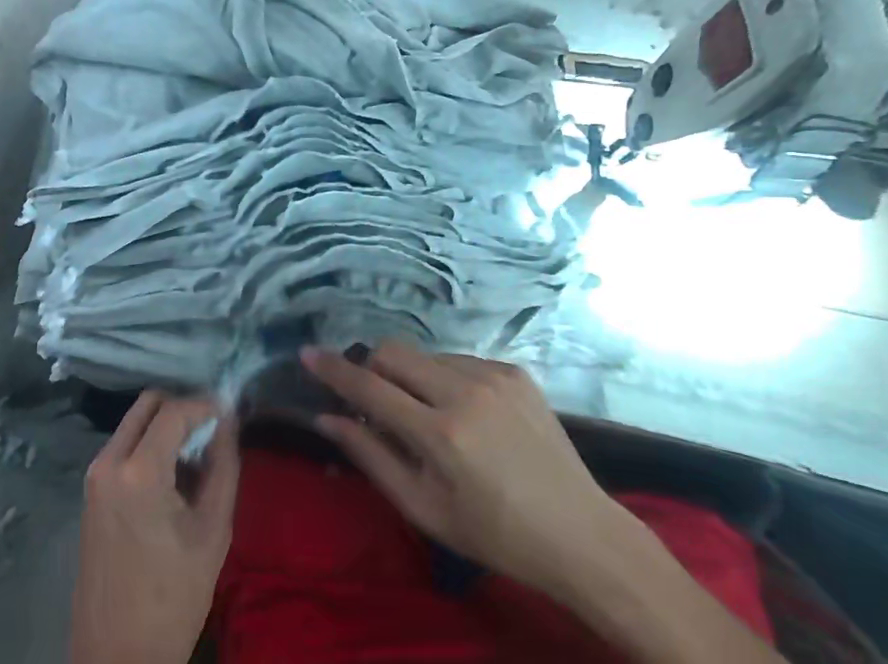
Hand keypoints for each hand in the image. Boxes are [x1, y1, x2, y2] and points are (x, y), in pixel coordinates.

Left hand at [70, 392, 239, 663]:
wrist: (118, 654)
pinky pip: (125, 446)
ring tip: (200, 454)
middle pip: (148, 404)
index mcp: (138, 472)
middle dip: (183, 406)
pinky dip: (151, 445)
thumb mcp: (213, 528)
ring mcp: (94, 476)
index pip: (175, 410)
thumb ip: (223, 465)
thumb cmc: (173, 595)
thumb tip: (229, 421)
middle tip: (213, 427)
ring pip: (134, 423)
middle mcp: (107, 462)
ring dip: (167, 426)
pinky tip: (177, 474)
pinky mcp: (91, 491)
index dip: (207, 404)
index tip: (232, 411)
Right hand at [301, 343, 625, 602]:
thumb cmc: (493, 533)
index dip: (333, 370)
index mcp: (440, 433)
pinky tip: (465, 415)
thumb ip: (371, 457)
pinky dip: (445, 380)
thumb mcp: (423, 507)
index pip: (370, 387)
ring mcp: (495, 376)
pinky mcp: (515, 372)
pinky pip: (459, 360)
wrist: (579, 533)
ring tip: (429, 417)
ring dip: (411, 377)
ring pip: (426, 355)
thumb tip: (326, 420)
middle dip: (373, 370)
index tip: (308, 354)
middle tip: (378, 405)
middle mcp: (466, 391)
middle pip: (394, 352)